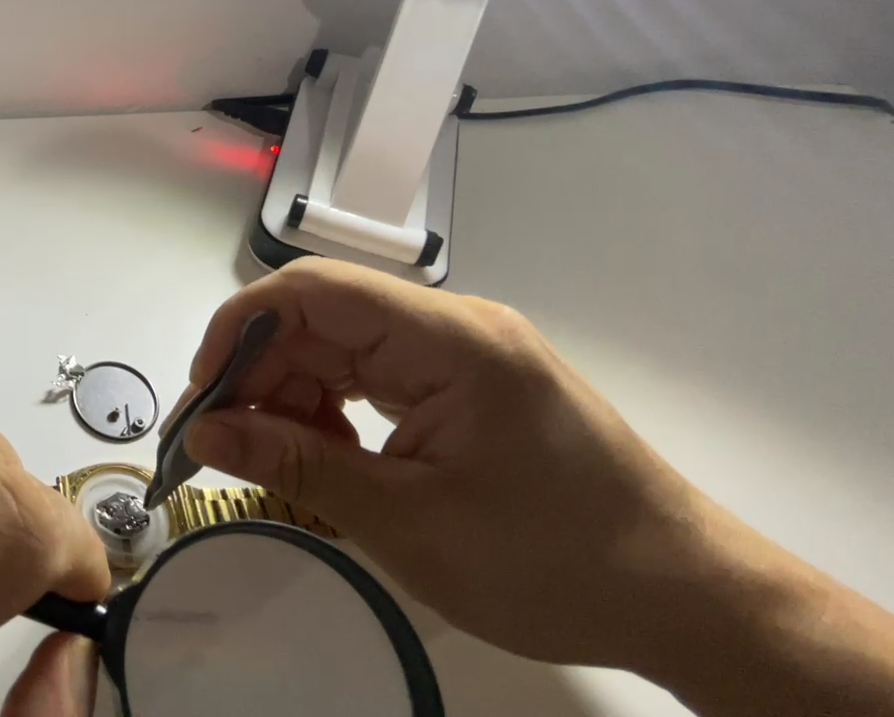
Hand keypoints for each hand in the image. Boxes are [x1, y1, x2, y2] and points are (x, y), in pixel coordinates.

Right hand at [173, 258, 893, 715]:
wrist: (693, 603)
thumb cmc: (553, 565)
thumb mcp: (407, 523)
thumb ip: (294, 466)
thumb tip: (200, 434)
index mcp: (448, 340)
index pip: (314, 290)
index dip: (241, 326)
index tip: (205, 392)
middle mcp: (450, 326)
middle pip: (319, 317)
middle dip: (260, 372)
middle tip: (223, 439)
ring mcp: (458, 351)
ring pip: (336, 345)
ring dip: (291, 394)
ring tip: (274, 456)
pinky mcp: (460, 380)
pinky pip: (368, 373)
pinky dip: (329, 408)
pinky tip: (325, 454)